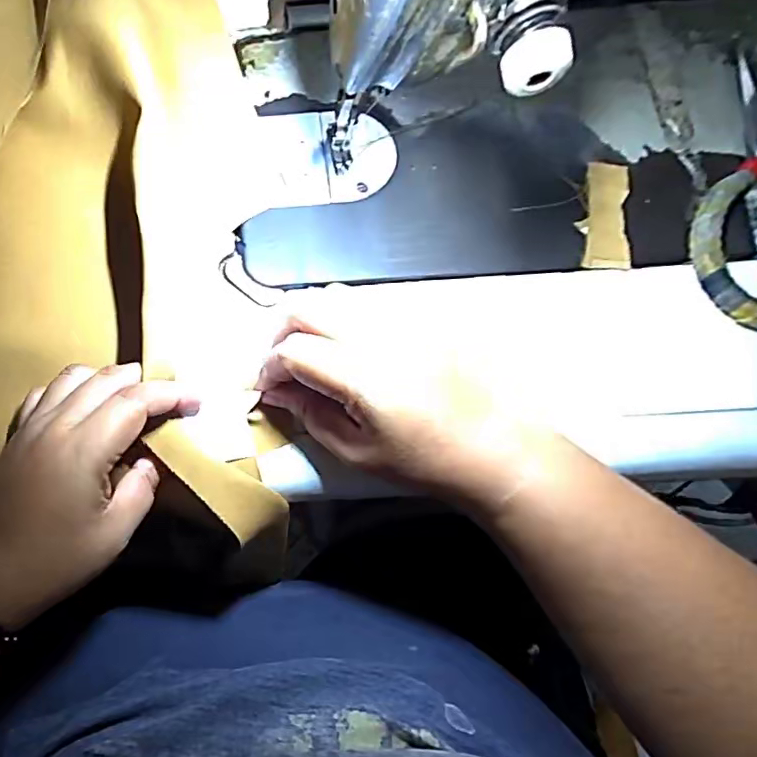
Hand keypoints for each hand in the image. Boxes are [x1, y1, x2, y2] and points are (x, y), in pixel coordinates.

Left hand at [0, 363, 197, 628]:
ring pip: (73, 377)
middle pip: (105, 379)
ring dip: (108, 378)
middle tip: (171, 400)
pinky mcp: (15, 435)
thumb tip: (147, 461)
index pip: (134, 401)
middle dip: (144, 382)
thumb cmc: (56, 560)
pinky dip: (73, 388)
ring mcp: (30, 426)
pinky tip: (83, 407)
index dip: (170, 395)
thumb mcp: (114, 534)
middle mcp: (55, 424)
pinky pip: (47, 392)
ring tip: (131, 397)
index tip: (196, 402)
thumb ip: (141, 489)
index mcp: (83, 448)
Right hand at [255, 307, 582, 519]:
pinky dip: (338, 317)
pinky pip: (364, 303)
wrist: (489, 449)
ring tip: (306, 354)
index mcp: (363, 375)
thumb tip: (281, 392)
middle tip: (278, 364)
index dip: (269, 367)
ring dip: (307, 319)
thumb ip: (311, 415)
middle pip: (305, 306)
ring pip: (333, 296)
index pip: (293, 350)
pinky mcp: (417, 321)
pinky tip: (342, 348)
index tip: (267, 386)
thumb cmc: (425, 460)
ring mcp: (401, 322)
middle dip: (278, 332)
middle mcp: (380, 337)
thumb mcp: (355, 451)